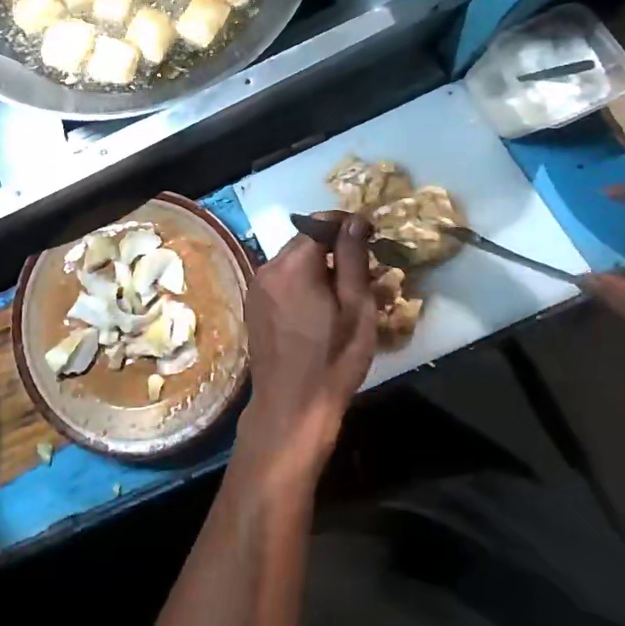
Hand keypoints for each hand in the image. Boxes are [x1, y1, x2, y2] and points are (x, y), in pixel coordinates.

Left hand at [235, 212, 377, 485]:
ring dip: (317, 265)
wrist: (291, 406)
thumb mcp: (355, 307)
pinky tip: (319, 306)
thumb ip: (352, 257)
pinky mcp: (253, 305)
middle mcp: (267, 268)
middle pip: (303, 240)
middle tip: (363, 269)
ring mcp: (256, 287)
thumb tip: (355, 219)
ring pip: (291, 260)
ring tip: (343, 291)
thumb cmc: (333, 359)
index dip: (346, 225)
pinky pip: (281, 279)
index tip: (370, 236)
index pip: (318, 223)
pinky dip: (301, 281)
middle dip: (332, 246)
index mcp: (292, 266)